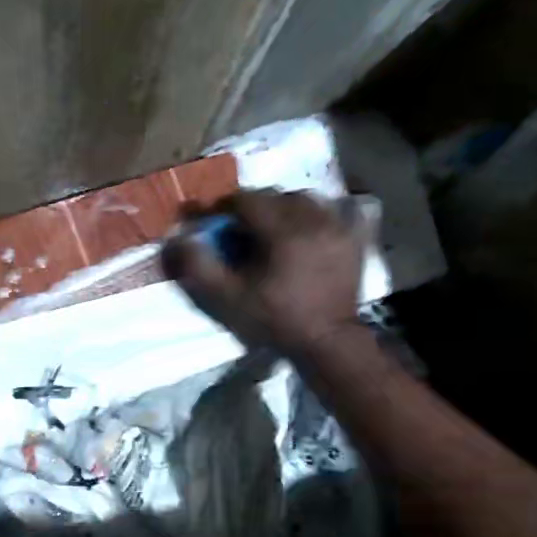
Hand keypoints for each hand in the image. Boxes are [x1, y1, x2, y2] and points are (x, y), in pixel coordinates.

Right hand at [162, 190, 363, 355]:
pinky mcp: (355, 238)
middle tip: (243, 231)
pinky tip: (311, 229)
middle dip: (255, 207)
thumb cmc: (275, 320)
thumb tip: (181, 236)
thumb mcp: (229, 298)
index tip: (217, 226)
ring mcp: (339, 226)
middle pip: (276, 195)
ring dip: (285, 208)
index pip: (246, 199)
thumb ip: (201, 265)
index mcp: (283, 230)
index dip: (225, 208)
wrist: (327, 341)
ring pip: (305, 199)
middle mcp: (314, 218)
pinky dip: (321, 213)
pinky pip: (340, 209)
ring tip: (275, 231)